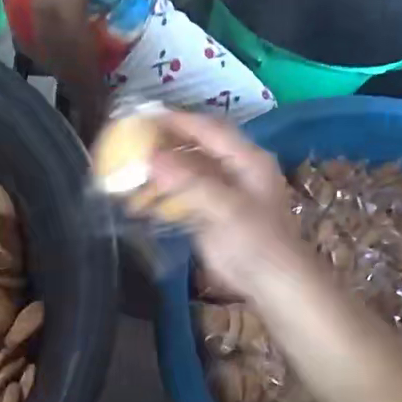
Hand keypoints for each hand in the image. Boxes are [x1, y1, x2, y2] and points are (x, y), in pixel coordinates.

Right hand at [126, 110, 298, 295]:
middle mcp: (234, 171)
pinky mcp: (210, 217)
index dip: (178, 121)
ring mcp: (222, 194)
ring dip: (159, 173)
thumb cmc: (257, 242)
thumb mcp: (227, 208)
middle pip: (195, 149)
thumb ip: (190, 181)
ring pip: (186, 174)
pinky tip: (139, 200)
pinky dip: (161, 197)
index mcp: (247, 160)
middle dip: (163, 146)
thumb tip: (152, 158)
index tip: (144, 117)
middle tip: (129, 142)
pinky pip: (182, 198)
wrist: (273, 284)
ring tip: (128, 173)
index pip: (209, 130)